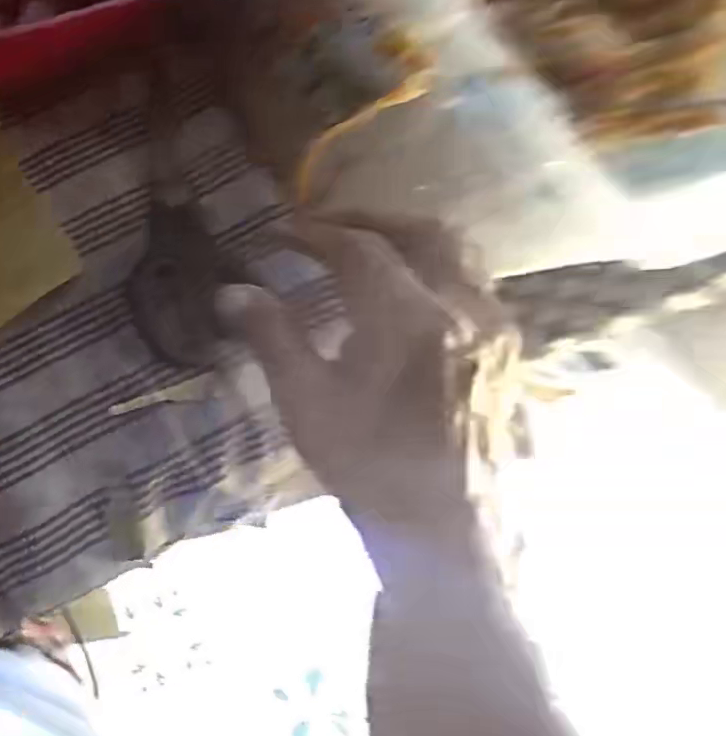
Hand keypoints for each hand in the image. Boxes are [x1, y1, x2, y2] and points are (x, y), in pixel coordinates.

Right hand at [217, 218, 511, 536]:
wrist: (441, 514)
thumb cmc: (361, 455)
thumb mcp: (302, 396)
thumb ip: (271, 334)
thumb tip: (230, 291)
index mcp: (410, 321)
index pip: (361, 251)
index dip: (313, 234)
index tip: (274, 232)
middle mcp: (465, 310)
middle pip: (426, 234)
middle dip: (367, 221)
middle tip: (317, 227)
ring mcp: (495, 327)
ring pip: (458, 254)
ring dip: (402, 240)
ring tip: (354, 249)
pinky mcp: (503, 347)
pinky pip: (470, 282)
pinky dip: (427, 267)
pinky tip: (392, 291)